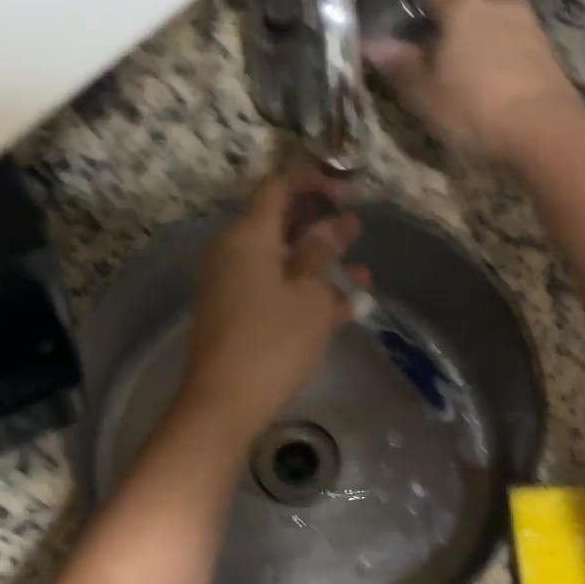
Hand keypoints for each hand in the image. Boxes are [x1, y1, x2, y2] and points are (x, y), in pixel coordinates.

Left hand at [176, 172, 361, 442]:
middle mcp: (234, 254)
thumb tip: (327, 229)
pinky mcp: (235, 316)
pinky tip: (346, 306)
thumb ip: (320, 256)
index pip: (278, 187)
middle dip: (320, 224)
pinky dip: (305, 293)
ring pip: (281, 262)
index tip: (347, 188)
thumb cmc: (272, 342)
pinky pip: (274, 291)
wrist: (222, 403)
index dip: (313, 180)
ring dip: (320, 263)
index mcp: (248, 236)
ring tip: (362, 269)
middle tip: (358, 227)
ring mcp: (232, 286)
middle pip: (279, 224)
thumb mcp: (309, 297)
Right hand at [365, 0, 584, 162]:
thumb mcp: (424, 92)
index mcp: (463, 8)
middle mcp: (497, 6)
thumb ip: (399, 64)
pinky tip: (488, 64)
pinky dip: (497, 41)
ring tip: (463, 42)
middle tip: (435, 14)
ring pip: (498, 10)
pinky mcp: (544, 52)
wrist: (543, 131)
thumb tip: (372, 44)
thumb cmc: (473, 107)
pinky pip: (513, 34)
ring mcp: (527, 27)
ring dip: (480, 18)